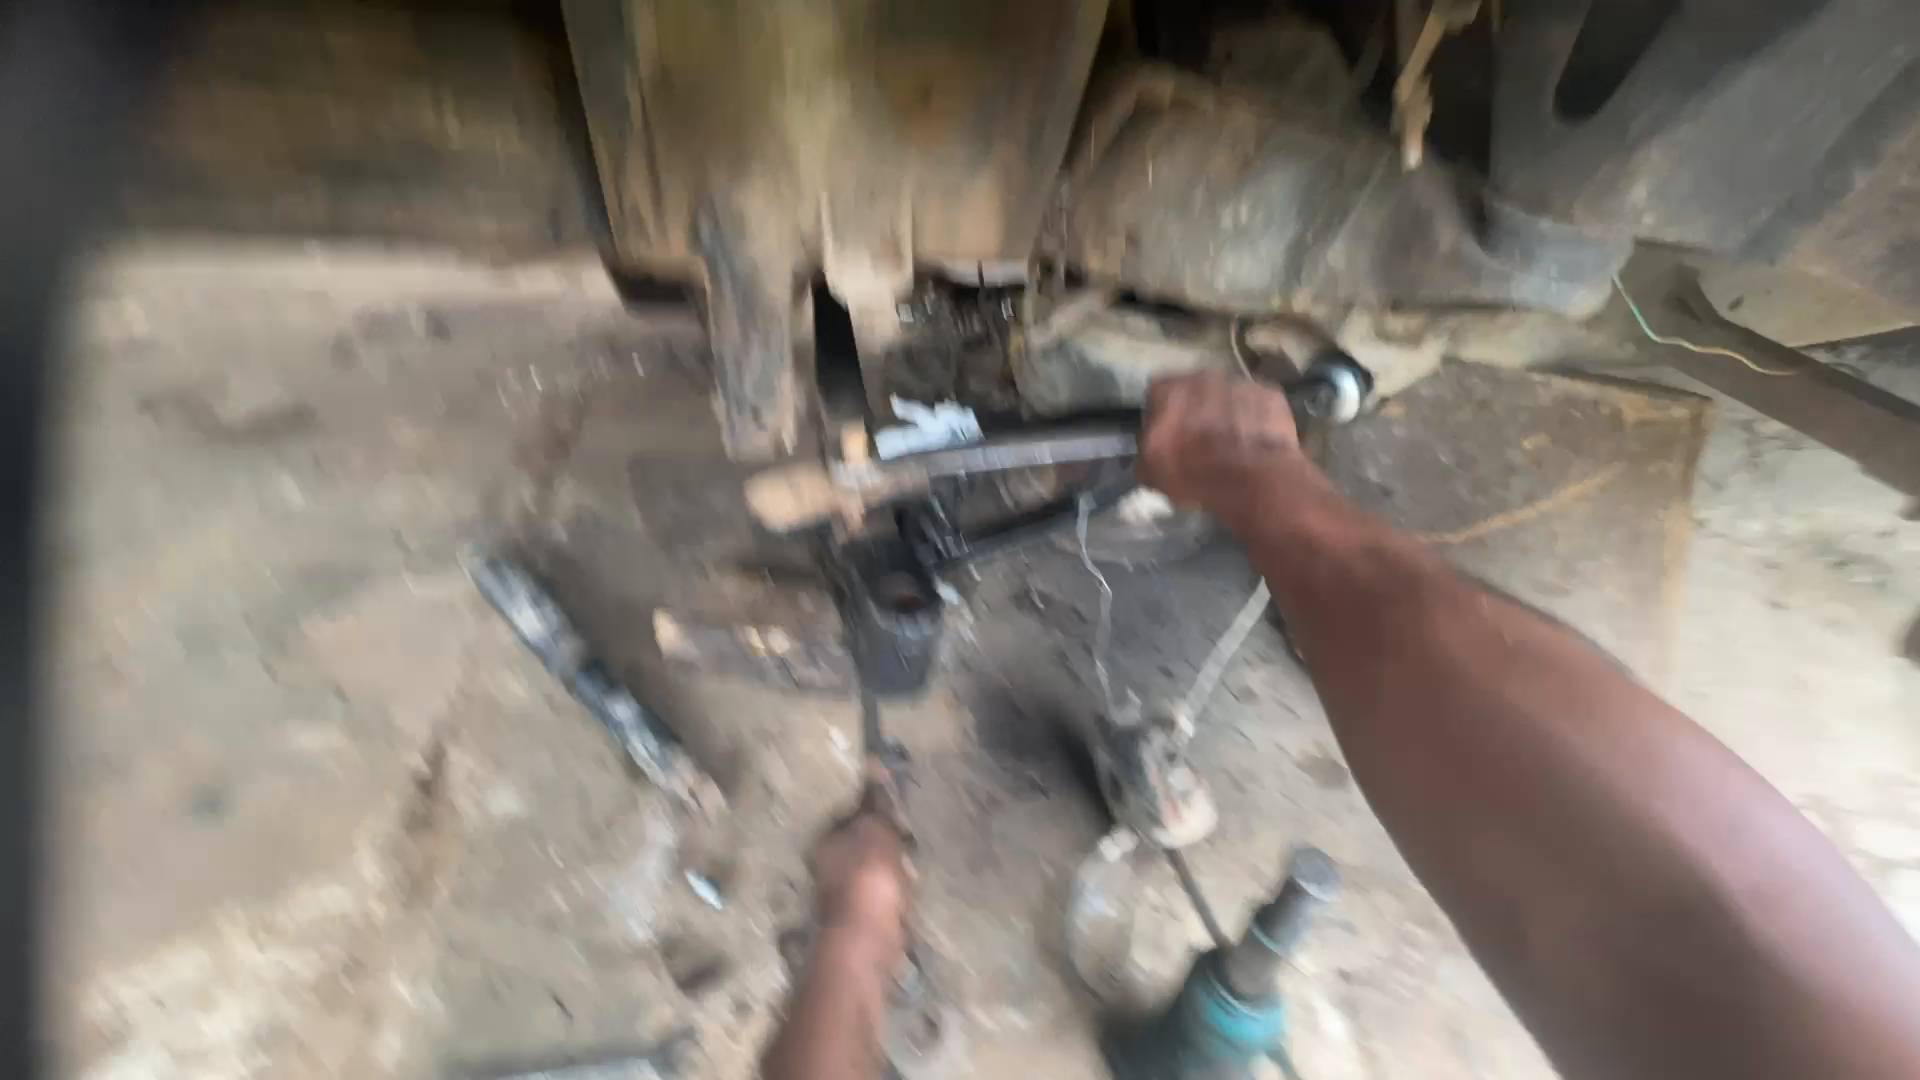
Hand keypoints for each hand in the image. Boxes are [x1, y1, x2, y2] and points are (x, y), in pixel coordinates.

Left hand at [810, 766, 910, 943]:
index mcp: (827, 840)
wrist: (869, 939)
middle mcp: (829, 866)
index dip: (875, 811)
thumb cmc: (870, 875)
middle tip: (905, 841)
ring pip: (876, 868)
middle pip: (864, 841)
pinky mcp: (861, 917)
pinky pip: (884, 893)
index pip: (851, 814)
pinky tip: (906, 894)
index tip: (896, 812)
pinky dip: (896, 892)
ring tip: (909, 869)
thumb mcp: (877, 827)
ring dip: (894, 867)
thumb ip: (877, 799)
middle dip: (887, 841)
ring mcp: (843, 894)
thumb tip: (875, 762)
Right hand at [1139, 371, 1303, 510]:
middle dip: (1194, 410)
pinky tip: (1252, 442)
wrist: (1251, 477)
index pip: (1156, 394)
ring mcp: (1241, 382)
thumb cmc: (1193, 472)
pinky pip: (1255, 404)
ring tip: (1229, 444)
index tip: (1165, 436)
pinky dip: (1253, 419)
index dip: (1159, 415)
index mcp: (1170, 390)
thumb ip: (1145, 453)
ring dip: (1224, 412)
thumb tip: (1150, 453)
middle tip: (1198, 441)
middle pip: (1194, 389)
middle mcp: (1205, 376)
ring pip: (1227, 395)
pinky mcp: (1271, 394)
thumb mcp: (1150, 473)